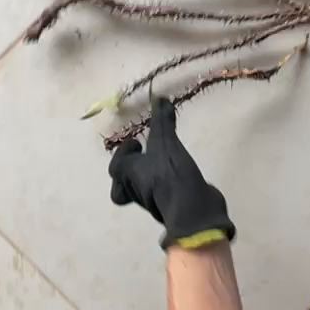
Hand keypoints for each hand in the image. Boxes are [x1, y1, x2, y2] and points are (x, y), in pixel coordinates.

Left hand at [109, 98, 234, 249]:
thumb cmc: (172, 175)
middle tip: (144, 156)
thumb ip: (162, 122)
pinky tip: (180, 175)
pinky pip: (163, 194)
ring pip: (143, 189)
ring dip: (149, 176)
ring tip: (164, 162)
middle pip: (125, 181)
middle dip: (132, 168)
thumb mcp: (166, 142)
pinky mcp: (171, 206)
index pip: (117, 165)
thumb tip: (159, 98)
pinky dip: (167, 184)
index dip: (124, 153)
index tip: (138, 142)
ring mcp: (153, 201)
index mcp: (128, 175)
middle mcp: (136, 190)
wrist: (192, 211)